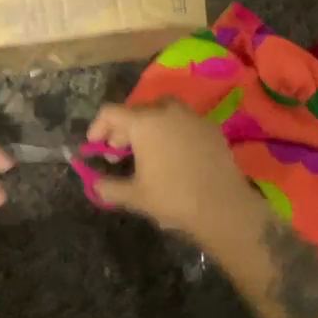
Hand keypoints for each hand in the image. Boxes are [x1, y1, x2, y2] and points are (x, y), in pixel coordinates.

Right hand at [86, 101, 261, 238]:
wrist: (223, 207)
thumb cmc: (173, 198)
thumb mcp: (134, 196)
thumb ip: (108, 187)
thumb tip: (94, 184)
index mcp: (144, 123)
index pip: (110, 113)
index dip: (97, 128)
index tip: (95, 147)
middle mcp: (167, 111)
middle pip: (136, 110)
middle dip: (122, 129)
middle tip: (119, 153)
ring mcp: (192, 117)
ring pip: (162, 111)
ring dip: (148, 126)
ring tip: (147, 150)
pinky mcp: (211, 128)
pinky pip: (184, 122)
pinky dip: (172, 131)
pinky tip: (175, 154)